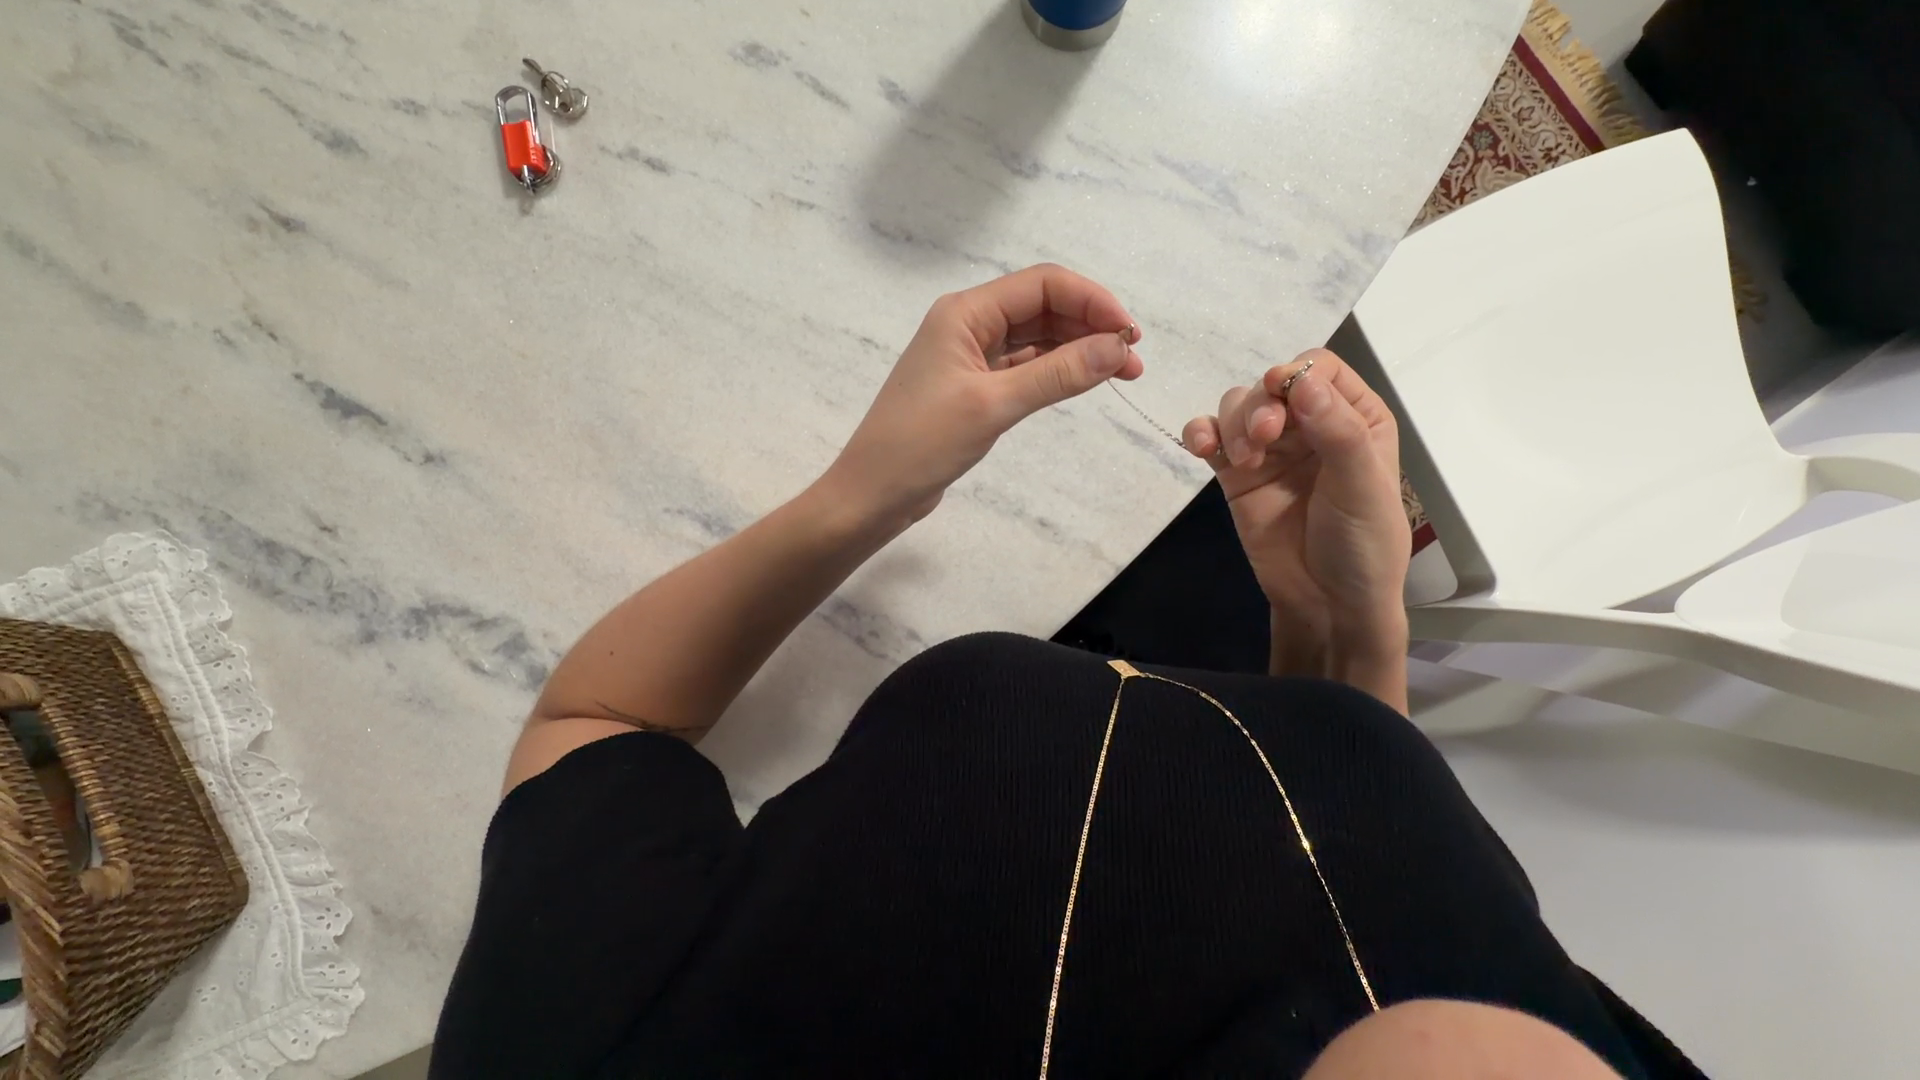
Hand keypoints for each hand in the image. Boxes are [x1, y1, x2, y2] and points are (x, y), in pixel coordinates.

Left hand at [826, 264, 1143, 526]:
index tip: (1130, 333)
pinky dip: (1055, 372)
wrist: (873, 493)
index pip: (1042, 285)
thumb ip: (1057, 374)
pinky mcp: (973, 388)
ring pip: (1036, 339)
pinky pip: (1023, 367)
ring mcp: (970, 357)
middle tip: (1133, 361)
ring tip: (1121, 373)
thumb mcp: (993, 405)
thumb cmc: (922, 444)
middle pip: (1042, 308)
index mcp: (964, 313)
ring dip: (1077, 350)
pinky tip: (1083, 383)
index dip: (1092, 300)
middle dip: (1090, 326)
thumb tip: (1117, 348)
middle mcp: (967, 325)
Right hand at [1181, 349, 1410, 707]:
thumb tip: (1299, 380)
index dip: (1297, 374)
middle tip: (1264, 440)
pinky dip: (1200, 433)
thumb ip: (1337, 430)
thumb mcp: (1362, 485)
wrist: (1328, 603)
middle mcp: (1311, 425)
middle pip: (1271, 384)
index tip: (1285, 398)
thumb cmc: (1361, 543)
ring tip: (1245, 460)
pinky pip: (1210, 438)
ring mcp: (1270, 450)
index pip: (1320, 368)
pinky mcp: (1236, 475)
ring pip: (1237, 406)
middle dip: (1261, 405)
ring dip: (1234, 423)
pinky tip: (1201, 447)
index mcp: (1355, 418)